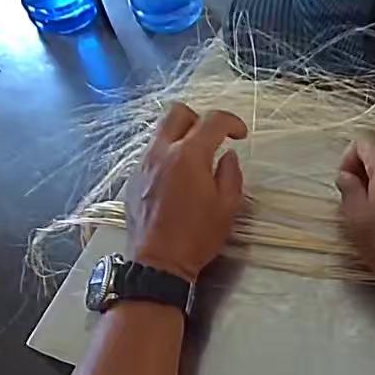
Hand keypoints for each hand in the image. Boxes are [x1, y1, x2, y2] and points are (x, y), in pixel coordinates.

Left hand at [124, 103, 247, 281]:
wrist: (159, 261)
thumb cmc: (197, 237)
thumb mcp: (227, 208)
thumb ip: (231, 175)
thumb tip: (228, 157)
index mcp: (189, 157)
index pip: (212, 121)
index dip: (231, 122)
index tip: (240, 134)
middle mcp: (162, 152)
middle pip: (178, 113)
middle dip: (199, 119)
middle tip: (213, 139)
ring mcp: (144, 164)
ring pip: (161, 132)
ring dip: (181, 138)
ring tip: (195, 161)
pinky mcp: (134, 179)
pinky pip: (152, 154)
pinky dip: (168, 156)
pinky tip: (178, 179)